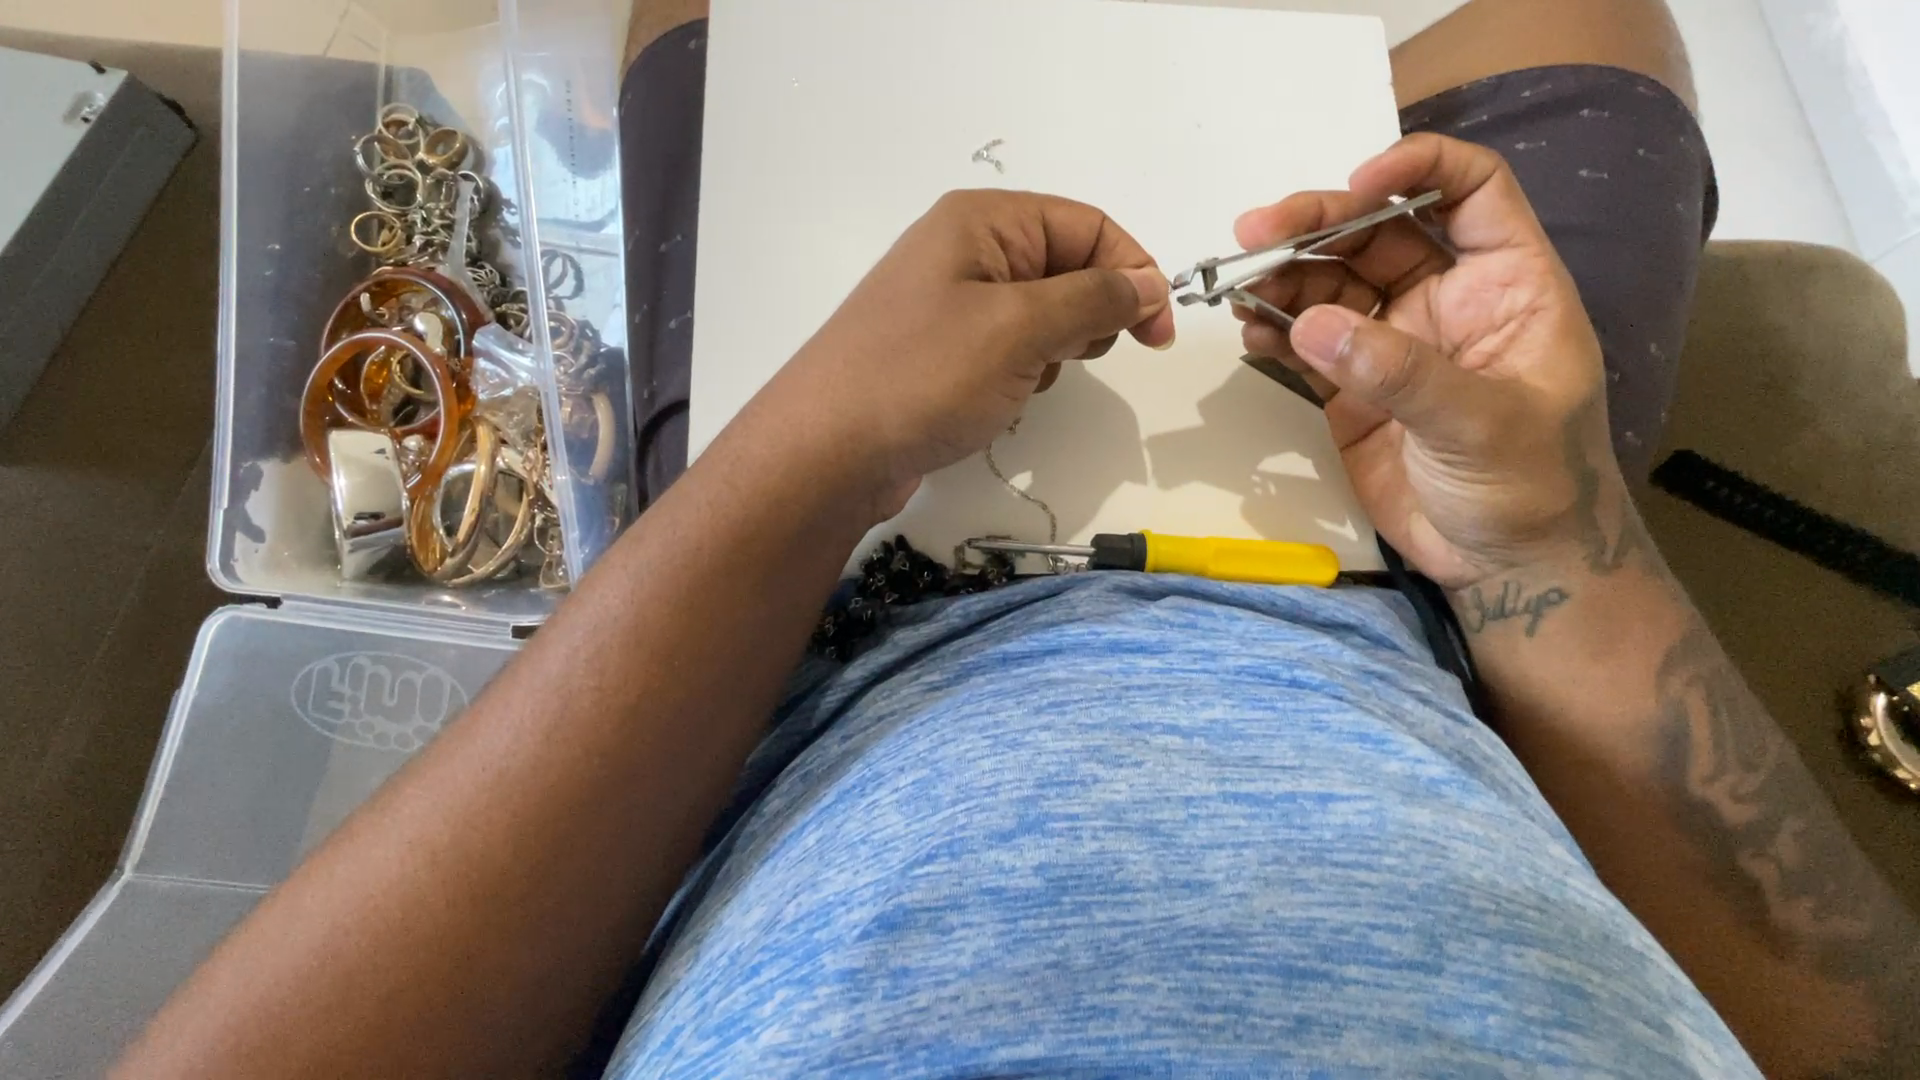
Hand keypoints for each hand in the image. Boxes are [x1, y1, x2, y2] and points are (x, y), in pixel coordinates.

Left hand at [744, 190, 1174, 522]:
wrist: (826, 452)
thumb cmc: (923, 378)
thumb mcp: (1019, 330)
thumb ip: (1093, 300)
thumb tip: (1149, 283)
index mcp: (982, 221)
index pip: (1087, 226)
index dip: (1133, 273)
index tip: (1158, 336)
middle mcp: (964, 253)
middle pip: (1064, 268)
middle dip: (1088, 316)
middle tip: (1074, 360)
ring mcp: (947, 306)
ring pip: (1038, 317)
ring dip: (1051, 353)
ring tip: (1022, 383)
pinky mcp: (938, 355)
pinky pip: (1005, 351)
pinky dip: (1019, 375)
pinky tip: (997, 402)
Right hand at [1233, 134, 1629, 588]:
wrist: (1501, 563)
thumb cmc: (1530, 485)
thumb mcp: (1480, 423)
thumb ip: (1399, 371)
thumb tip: (1311, 324)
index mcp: (1504, 285)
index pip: (1470, 191)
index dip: (1417, 169)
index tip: (1358, 182)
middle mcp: (1442, 301)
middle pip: (1375, 233)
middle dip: (1316, 226)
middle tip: (1252, 235)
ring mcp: (1389, 344)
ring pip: (1329, 286)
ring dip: (1282, 280)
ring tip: (1238, 289)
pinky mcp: (1348, 389)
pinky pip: (1305, 344)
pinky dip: (1274, 333)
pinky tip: (1250, 333)